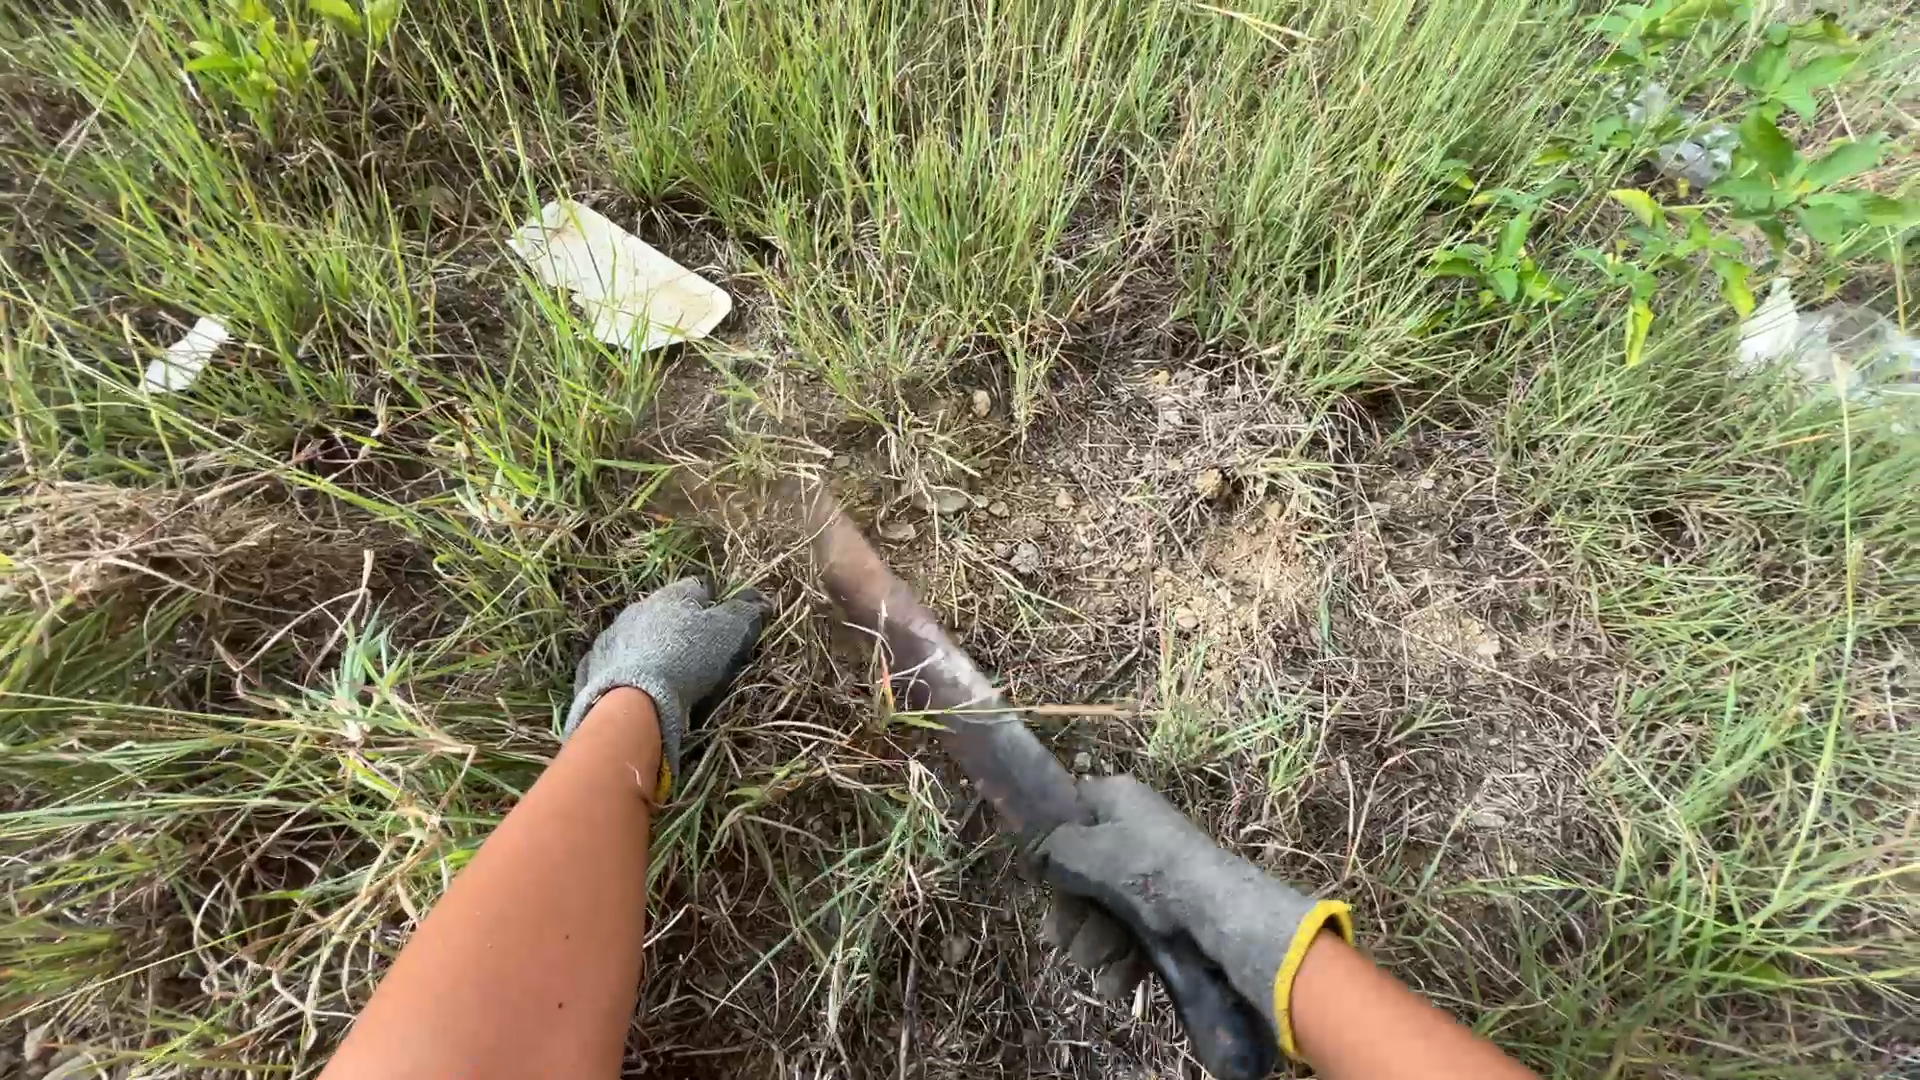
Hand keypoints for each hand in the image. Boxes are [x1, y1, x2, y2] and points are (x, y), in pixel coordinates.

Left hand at [566, 578, 770, 797]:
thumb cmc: (687, 660)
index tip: (722, 618)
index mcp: (672, 596)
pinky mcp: (593, 665)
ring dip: (649, 645)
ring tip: (664, 670)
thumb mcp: (728, 633)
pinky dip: (624, 668)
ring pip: (636, 634)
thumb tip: (762, 599)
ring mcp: (611, 636)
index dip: (712, 600)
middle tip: (694, 648)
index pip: (697, 587)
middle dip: (678, 624)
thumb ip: (745, 612)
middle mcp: (638, 609)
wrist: (633, 700)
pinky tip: (634, 685)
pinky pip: (613, 661)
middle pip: (664, 610)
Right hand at [1037, 776, 1351, 1061]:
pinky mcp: (1165, 910)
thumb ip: (1051, 846)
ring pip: (1101, 907)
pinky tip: (1118, 978)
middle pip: (1080, 868)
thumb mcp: (1087, 850)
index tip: (1041, 876)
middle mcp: (1132, 829)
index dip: (1050, 843)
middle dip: (1070, 910)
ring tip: (1099, 960)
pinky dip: (1120, 956)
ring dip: (1092, 940)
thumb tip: (1033, 849)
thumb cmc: (1147, 869)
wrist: (1219, 915)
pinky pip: (1127, 930)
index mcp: (1115, 799)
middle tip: (1062, 935)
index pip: (1069, 809)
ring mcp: (1149, 872)